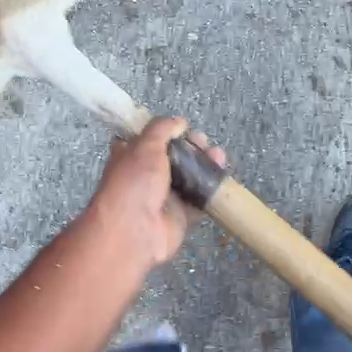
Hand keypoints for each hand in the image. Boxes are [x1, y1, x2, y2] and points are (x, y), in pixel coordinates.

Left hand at [82, 118, 227, 269]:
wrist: (134, 230)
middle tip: (202, 141)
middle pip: (173, 156)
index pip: (149, 138)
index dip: (166, 131)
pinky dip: (211, 188)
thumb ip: (162, 128)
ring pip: (189, 176)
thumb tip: (179, 121)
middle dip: (190, 146)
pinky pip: (198, 199)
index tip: (182, 127)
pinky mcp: (180, 215)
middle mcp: (146, 174)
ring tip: (218, 155)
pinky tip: (221, 175)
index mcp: (130, 155)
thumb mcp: (145, 145)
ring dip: (204, 163)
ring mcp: (163, 196)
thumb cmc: (134, 181)